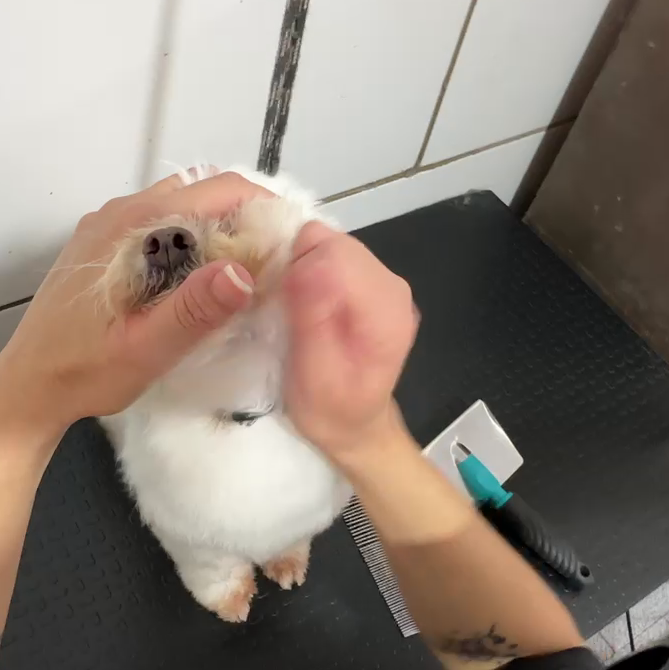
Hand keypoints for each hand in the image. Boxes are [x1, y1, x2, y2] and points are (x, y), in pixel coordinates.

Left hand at [0, 172, 269, 438]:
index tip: (291, 242)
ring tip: (246, 274)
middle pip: (200, 192)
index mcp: (132, 226)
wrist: (28, 387)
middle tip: (275, 263)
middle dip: (245, 219)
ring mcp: (108, 227)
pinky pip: (160, 226)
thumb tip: (246, 272)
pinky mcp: (103, 246)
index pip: (215, 190)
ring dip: (219, 231)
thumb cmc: (84, 373)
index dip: (262, 208)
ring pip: (181, 207)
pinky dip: (192, 241)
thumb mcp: (146, 349)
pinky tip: (201, 282)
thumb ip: (194, 310)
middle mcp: (120, 213)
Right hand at [282, 221, 417, 464]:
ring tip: (292, 310)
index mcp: (384, 305)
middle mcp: (391, 284)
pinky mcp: (369, 285)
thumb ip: (313, 315)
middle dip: (298, 265)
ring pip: (328, 246)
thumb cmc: (331, 410)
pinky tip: (305, 307)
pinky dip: (309, 274)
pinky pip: (331, 259)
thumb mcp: (313, 373)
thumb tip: (304, 262)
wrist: (355, 428)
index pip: (332, 250)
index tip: (277, 301)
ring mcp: (382, 283)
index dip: (295, 268)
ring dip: (301, 269)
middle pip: (331, 241)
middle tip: (281, 307)